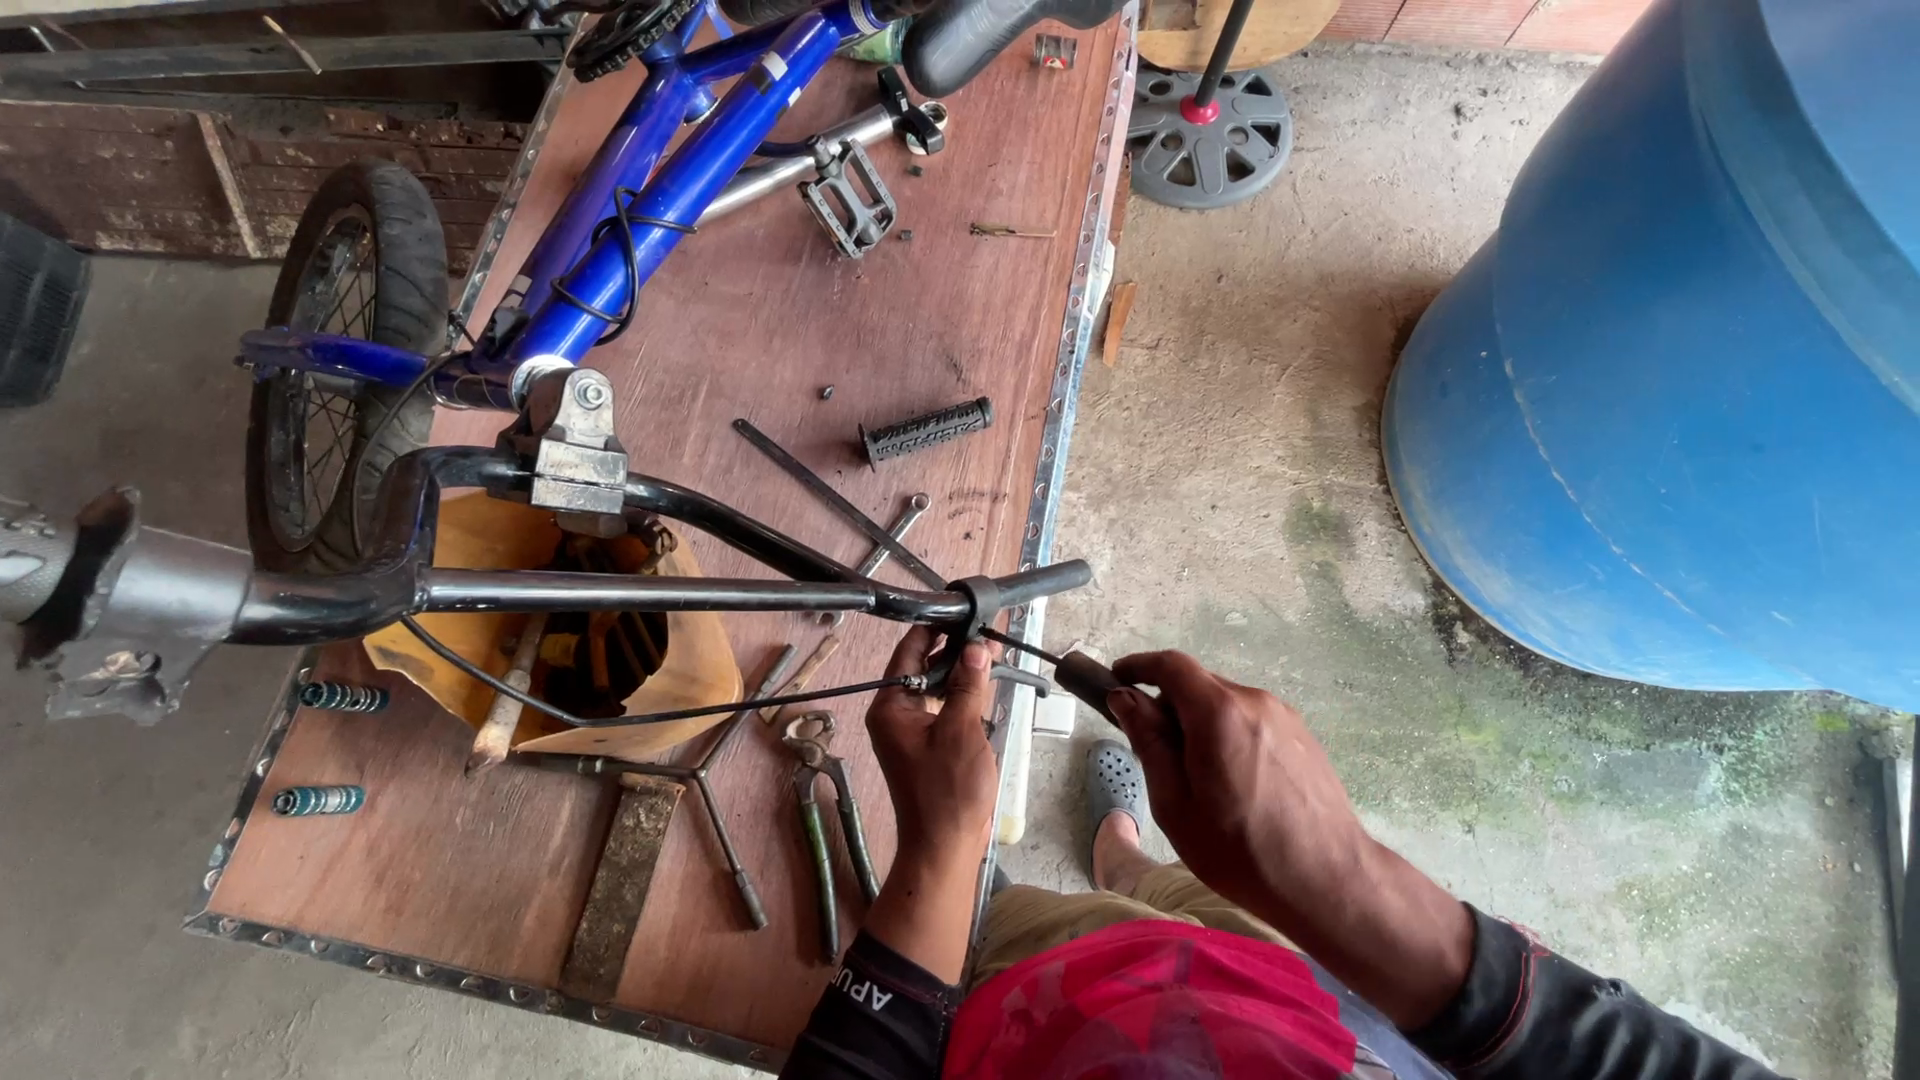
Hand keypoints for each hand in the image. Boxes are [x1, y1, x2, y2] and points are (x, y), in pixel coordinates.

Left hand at [859, 627, 999, 980]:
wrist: (944, 847)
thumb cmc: (948, 791)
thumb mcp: (961, 730)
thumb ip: (967, 685)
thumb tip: (975, 648)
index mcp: (889, 707)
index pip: (908, 652)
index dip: (933, 629)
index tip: (958, 610)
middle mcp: (893, 714)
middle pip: (921, 668)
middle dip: (953, 650)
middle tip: (984, 631)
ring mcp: (909, 731)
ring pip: (933, 688)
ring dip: (959, 672)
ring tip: (990, 651)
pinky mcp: (926, 745)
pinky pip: (941, 708)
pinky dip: (960, 696)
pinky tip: (983, 684)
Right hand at [1105, 650, 1367, 917]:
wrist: (1329, 882)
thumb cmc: (1240, 850)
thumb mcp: (1174, 802)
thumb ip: (1148, 741)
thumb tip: (1125, 699)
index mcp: (1219, 713)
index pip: (1171, 666)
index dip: (1138, 666)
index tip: (1116, 680)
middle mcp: (1254, 701)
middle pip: (1198, 683)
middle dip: (1167, 703)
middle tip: (1152, 748)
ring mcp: (1283, 716)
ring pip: (1224, 702)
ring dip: (1198, 721)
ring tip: (1195, 775)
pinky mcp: (1301, 734)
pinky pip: (1249, 718)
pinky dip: (1226, 731)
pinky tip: (1230, 780)